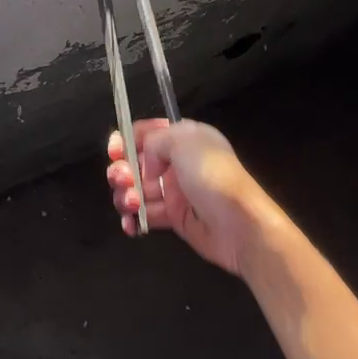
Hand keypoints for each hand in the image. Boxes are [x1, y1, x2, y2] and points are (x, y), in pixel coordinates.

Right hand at [106, 118, 267, 276]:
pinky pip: (145, 214)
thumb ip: (154, 140)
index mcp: (182, 138)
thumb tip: (145, 163)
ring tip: (132, 204)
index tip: (117, 152)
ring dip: (125, 195)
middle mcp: (176, 162)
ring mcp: (174, 191)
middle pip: (134, 161)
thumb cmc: (212, 175)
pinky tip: (131, 225)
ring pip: (135, 188)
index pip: (145, 133)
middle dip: (122, 170)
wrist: (240, 225)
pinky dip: (133, 219)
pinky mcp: (174, 218)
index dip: (126, 140)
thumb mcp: (183, 141)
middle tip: (125, 180)